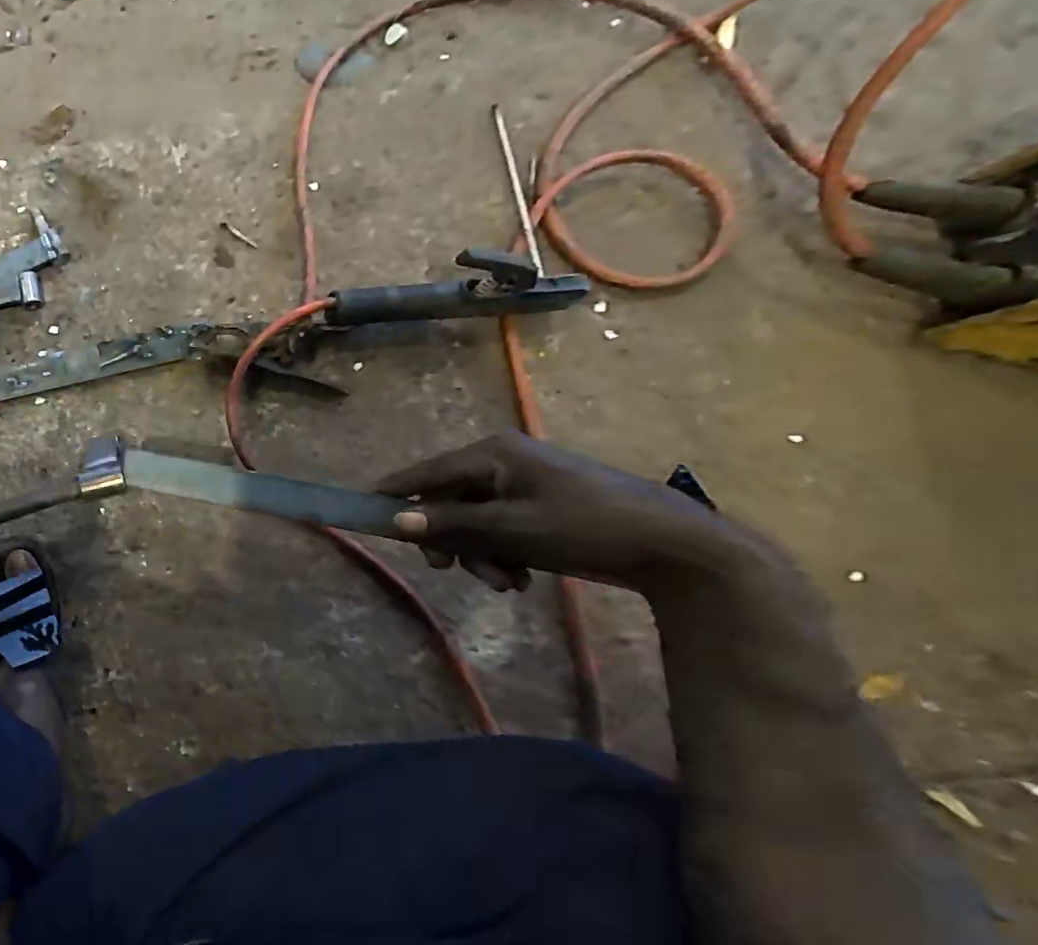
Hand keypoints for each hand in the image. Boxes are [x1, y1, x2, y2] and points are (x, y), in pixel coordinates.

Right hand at [377, 432, 777, 594]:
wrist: (675, 545)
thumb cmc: (585, 527)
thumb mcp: (512, 530)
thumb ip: (452, 525)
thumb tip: (397, 522)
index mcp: (492, 454)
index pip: (425, 472)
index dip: (393, 492)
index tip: (362, 509)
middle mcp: (503, 460)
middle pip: (449, 500)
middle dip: (452, 540)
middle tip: (452, 571)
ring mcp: (525, 481)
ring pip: (475, 519)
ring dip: (480, 553)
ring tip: (508, 583)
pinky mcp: (543, 502)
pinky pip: (501, 525)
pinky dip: (502, 551)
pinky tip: (523, 575)